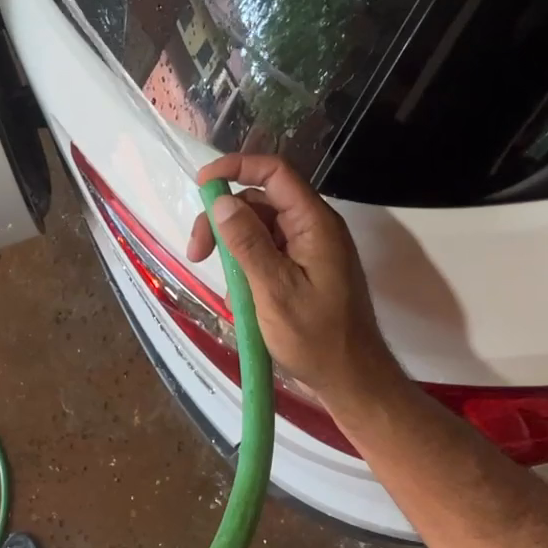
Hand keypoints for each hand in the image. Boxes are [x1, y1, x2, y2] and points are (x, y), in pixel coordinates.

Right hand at [187, 153, 401, 402]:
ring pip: (259, 228)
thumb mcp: (274, 290)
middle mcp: (313, 228)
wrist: (351, 379)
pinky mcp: (301, 270)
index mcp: (314, 224)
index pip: (274, 173)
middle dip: (223, 219)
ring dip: (232, 248)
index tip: (200, 184)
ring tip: (221, 283)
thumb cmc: (316, 337)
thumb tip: (220, 202)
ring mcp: (308, 250)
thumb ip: (247, 244)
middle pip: (260, 201)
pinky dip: (245, 268)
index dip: (236, 168)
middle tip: (196, 253)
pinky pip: (266, 254)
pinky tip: (240, 298)